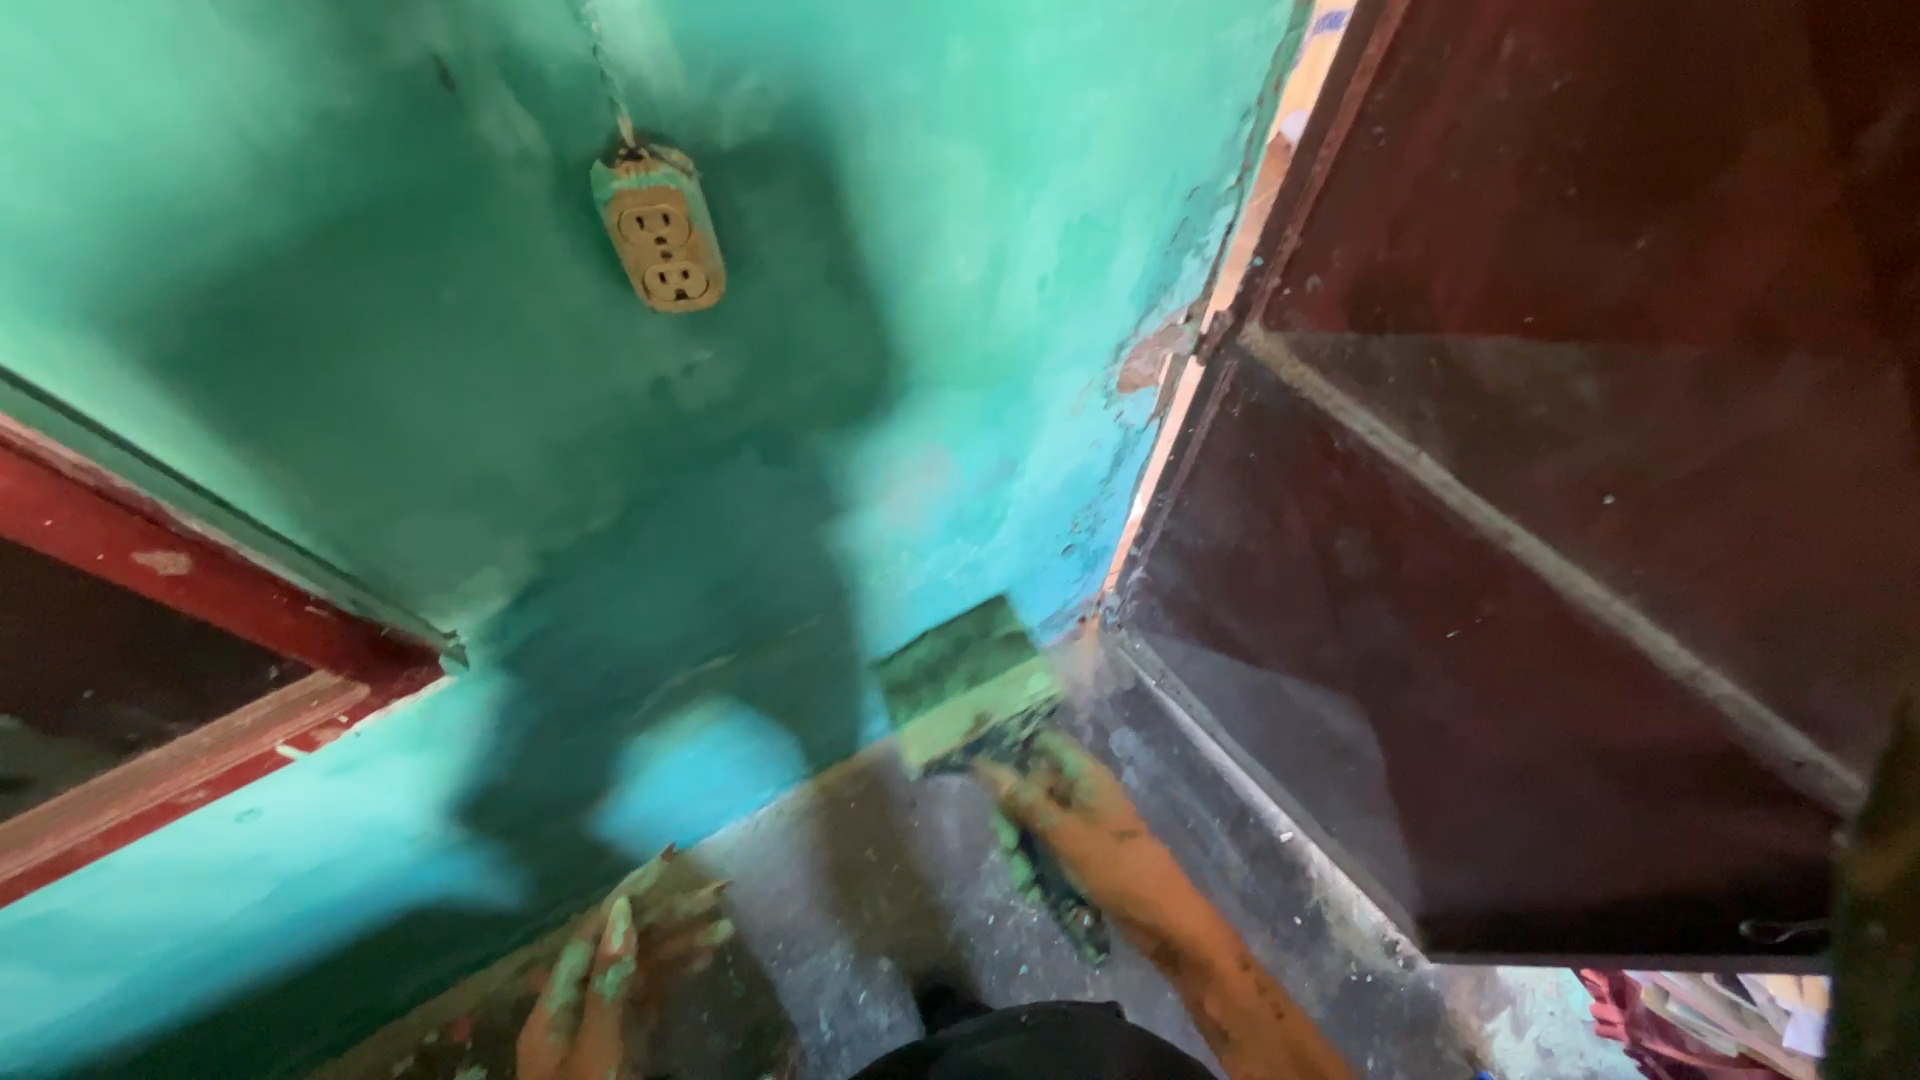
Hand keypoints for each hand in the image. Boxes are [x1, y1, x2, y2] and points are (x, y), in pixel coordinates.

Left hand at [516, 847, 732, 1079]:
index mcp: (557, 1004)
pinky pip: (651, 993)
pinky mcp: (622, 1039)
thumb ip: (610, 980)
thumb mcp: (598, 1048)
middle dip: (670, 915)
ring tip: (726, 923)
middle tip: (717, 891)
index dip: (630, 894)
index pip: (594, 931)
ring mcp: (601, 1022)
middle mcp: (577, 1004)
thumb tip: (623, 913)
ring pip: (644, 967)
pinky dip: (679, 972)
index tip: (667, 864)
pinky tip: (708, 955)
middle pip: (624, 945)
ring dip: (683, 942)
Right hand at [974, 731, 1206, 945]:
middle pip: (1033, 786)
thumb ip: (1024, 800)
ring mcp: (1083, 821)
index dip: (1014, 748)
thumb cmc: (1116, 869)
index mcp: (1085, 775)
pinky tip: (1033, 889)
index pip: (1044, 742)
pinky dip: (1037, 864)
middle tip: (1009, 850)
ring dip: (1023, 849)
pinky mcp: (1082, 849)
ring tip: (1025, 882)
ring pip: (1036, 820)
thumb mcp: (1064, 835)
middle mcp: (1082, 790)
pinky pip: (1049, 845)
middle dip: (1014, 818)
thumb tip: (984, 765)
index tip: (983, 769)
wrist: (1162, 920)